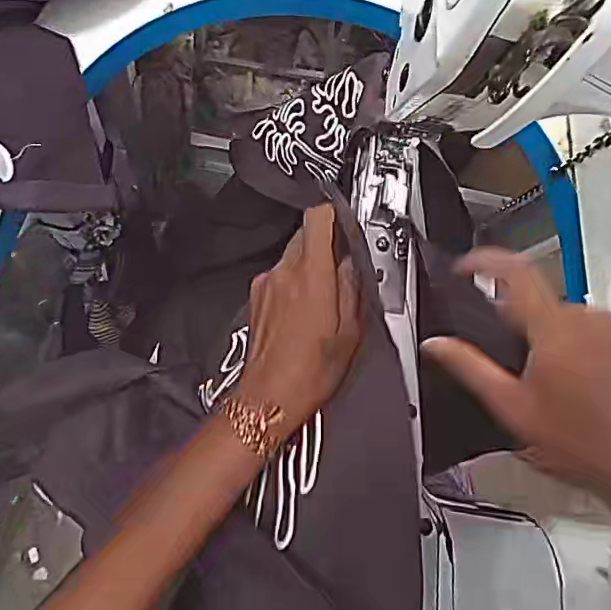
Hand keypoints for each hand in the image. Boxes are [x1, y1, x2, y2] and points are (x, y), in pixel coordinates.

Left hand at [235, 204, 362, 436]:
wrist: (268, 397)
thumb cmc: (309, 372)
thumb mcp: (350, 331)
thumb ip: (353, 287)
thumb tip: (353, 264)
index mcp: (311, 275)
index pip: (317, 217)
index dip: (334, 212)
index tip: (346, 220)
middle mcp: (284, 272)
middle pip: (305, 233)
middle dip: (326, 243)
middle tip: (344, 266)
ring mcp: (266, 283)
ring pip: (293, 255)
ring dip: (311, 265)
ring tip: (326, 298)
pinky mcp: (256, 297)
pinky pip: (281, 276)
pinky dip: (296, 283)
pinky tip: (307, 311)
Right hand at [423, 248, 610, 501]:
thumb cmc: (582, 443)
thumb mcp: (511, 407)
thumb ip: (468, 367)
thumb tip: (437, 346)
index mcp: (555, 329)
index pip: (516, 271)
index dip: (484, 261)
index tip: (466, 266)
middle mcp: (586, 319)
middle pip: (534, 295)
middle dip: (511, 314)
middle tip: (500, 346)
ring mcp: (607, 326)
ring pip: (557, 309)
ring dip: (540, 328)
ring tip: (538, 374)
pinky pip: (581, 320)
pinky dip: (564, 336)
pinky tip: (564, 374)